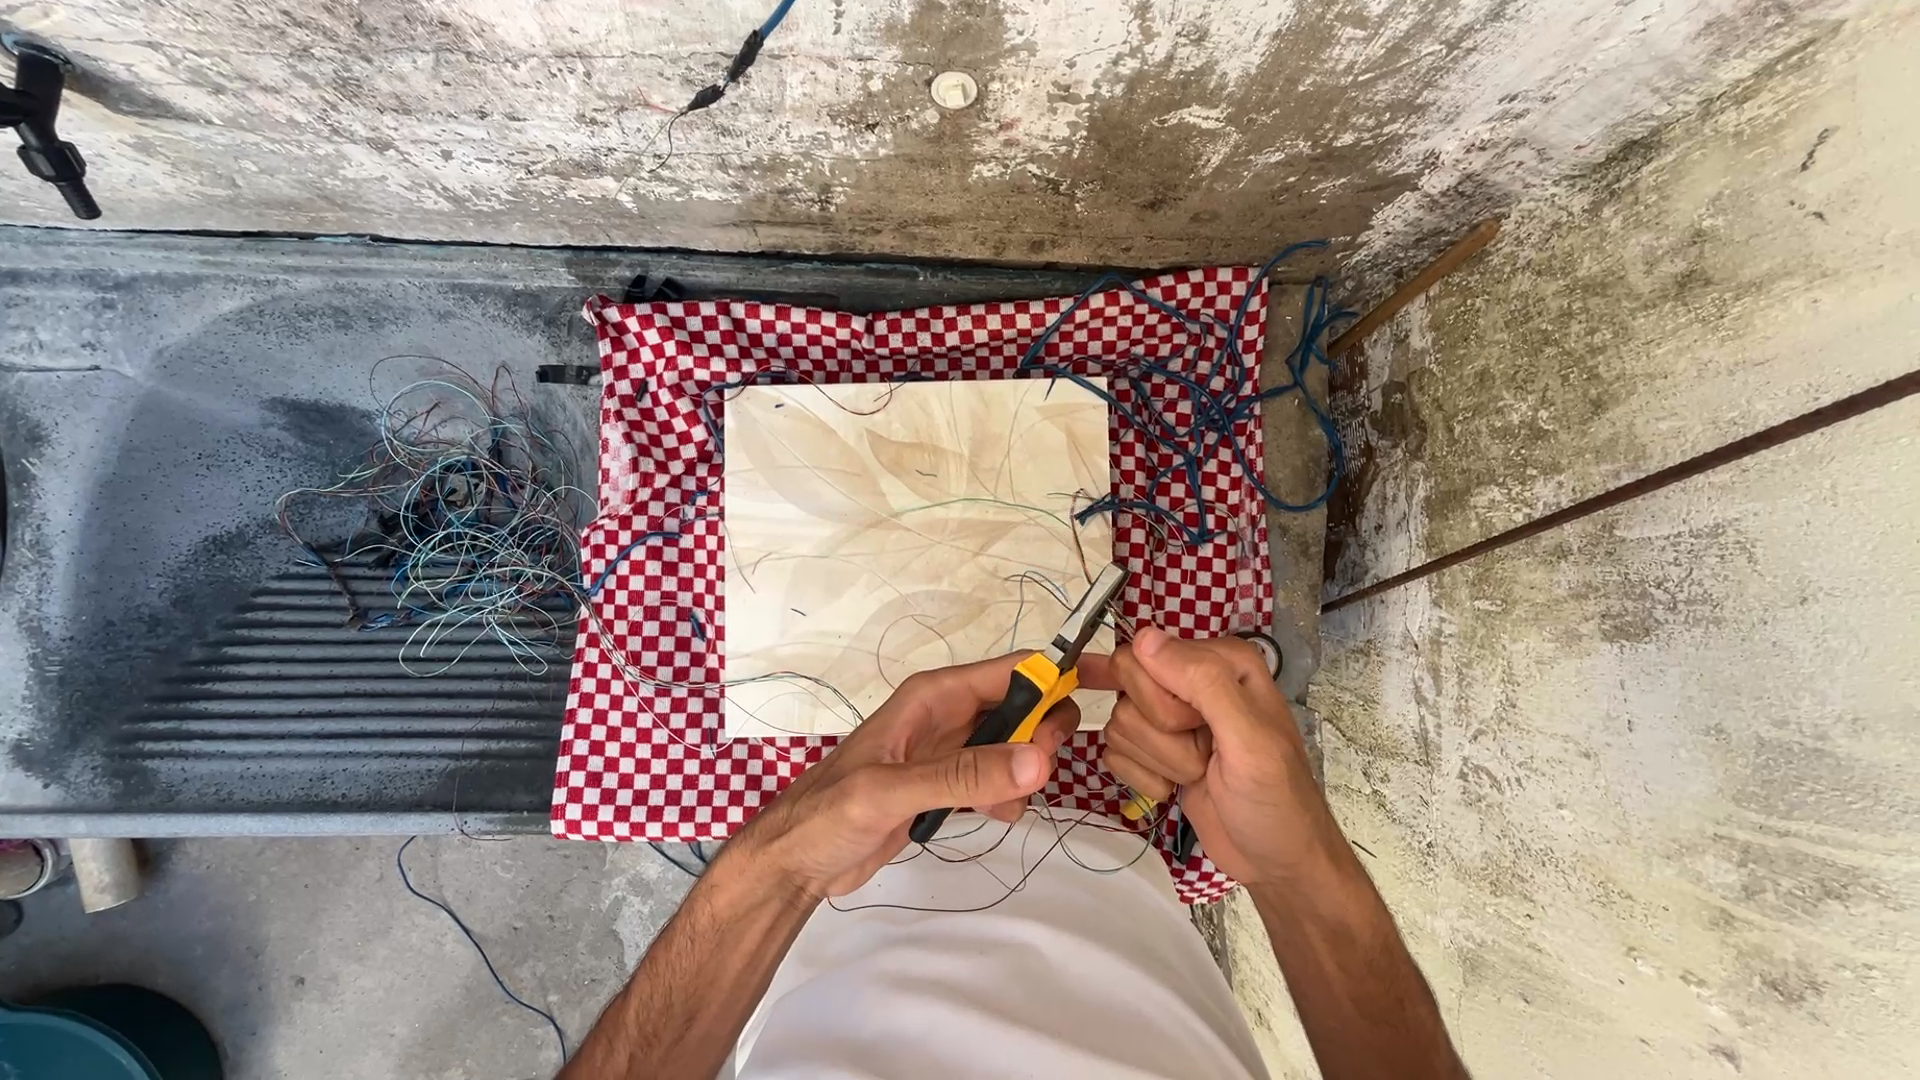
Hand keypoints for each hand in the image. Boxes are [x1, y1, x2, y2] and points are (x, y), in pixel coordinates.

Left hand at [731, 652, 1095, 900]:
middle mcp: (947, 714)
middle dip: (1044, 733)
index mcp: (934, 695)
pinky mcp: (949, 783)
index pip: (1013, 670)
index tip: (1109, 684)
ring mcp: (950, 749)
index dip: (1060, 672)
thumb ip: (965, 774)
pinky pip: (1000, 776)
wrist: (799, 860)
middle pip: (1024, 705)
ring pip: (1016, 743)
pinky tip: (995, 814)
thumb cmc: (831, 811)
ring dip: (1026, 769)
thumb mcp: (894, 790)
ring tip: (1006, 802)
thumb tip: (1042, 759)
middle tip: (1040, 769)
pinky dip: (1010, 793)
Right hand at [1101, 627, 1344, 889]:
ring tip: (1198, 773)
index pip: (1144, 655)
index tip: (1195, 725)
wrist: (1275, 862)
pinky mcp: (1151, 750)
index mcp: (1220, 661)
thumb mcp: (1249, 739)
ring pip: (1119, 722)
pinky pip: (1113, 751)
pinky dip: (1143, 778)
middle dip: (1159, 732)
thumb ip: (1202, 682)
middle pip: (1126, 687)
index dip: (1160, 698)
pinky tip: (1176, 787)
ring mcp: (1168, 717)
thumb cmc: (1275, 800)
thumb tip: (1144, 638)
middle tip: (1201, 753)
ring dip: (1158, 760)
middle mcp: (1190, 680)